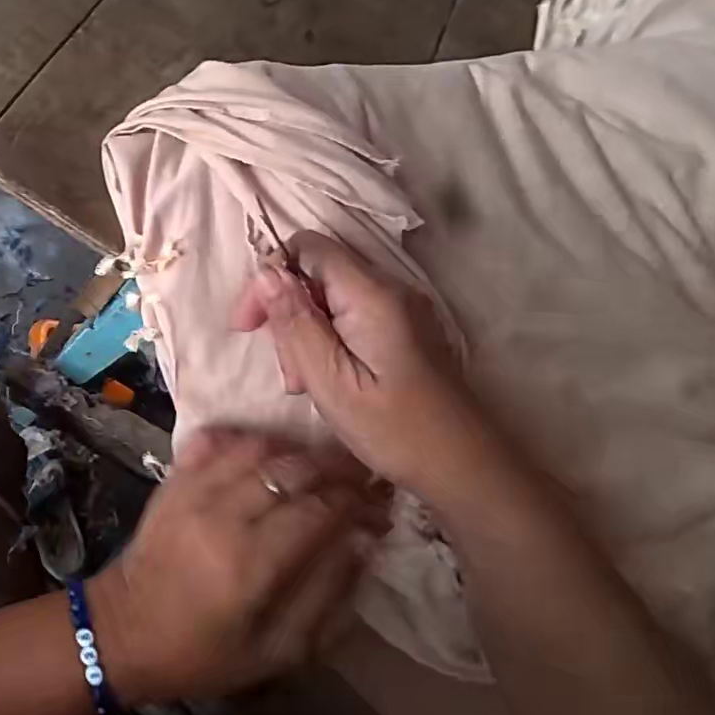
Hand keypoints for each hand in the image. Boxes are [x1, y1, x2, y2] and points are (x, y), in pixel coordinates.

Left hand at [86, 430, 390, 703]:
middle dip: (332, 467)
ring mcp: (191, 488)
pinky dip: (243, 438)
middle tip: (357, 473)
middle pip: (289, 468)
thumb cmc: (206, 651)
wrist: (127, 628)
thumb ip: (327, 597)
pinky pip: (212, 440)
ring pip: (254, 446)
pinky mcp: (172, 478)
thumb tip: (363, 544)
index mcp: (250, 562)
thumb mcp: (279, 651)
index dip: (354, 501)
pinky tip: (263, 449)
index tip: (375, 502)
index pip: (317, 510)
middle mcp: (221, 513)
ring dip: (292, 448)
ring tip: (316, 462)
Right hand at [230, 230, 501, 503]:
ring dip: (303, 329)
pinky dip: (325, 336)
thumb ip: (295, 322)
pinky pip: (347, 311)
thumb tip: (265, 272)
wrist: (465, 468)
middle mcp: (391, 287)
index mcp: (373, 295)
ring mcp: (401, 305)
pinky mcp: (403, 325)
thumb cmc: (394, 429)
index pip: (308, 247)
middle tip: (288, 369)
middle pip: (316, 271)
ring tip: (306, 381)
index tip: (249, 324)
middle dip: (286, 311)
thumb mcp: (330, 379)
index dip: (269, 275)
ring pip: (328, 293)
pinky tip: (326, 375)